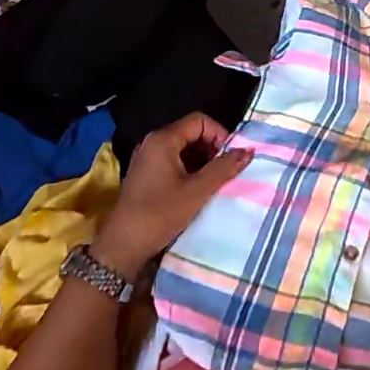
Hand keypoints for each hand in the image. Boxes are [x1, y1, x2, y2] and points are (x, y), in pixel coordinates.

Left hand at [92, 113, 251, 277]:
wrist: (121, 248)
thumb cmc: (159, 214)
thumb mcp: (197, 191)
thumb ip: (224, 168)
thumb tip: (248, 151)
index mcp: (162, 140)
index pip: (200, 121)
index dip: (219, 134)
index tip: (230, 157)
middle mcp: (152, 143)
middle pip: (191, 132)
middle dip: (212, 147)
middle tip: (225, 169)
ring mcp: (146, 158)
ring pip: (183, 147)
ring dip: (202, 160)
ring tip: (214, 180)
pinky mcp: (145, 174)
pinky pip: (173, 160)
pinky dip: (189, 168)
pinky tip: (197, 188)